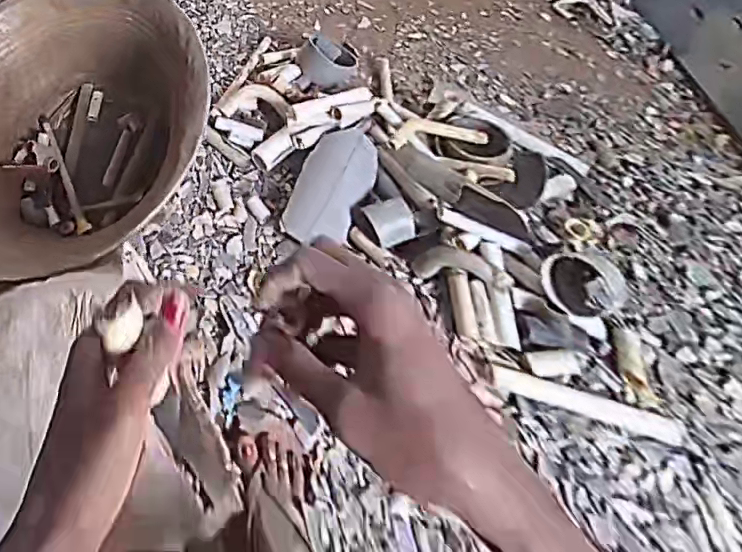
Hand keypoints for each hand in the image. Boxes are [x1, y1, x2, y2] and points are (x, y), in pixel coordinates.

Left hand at [0, 284, 189, 551]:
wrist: (59, 531)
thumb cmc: (83, 470)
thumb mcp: (127, 404)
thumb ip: (152, 354)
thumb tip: (174, 306)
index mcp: (90, 352)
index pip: (127, 302)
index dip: (160, 293)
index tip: (191, 292)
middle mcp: (92, 366)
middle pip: (131, 325)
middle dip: (164, 314)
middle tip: (196, 310)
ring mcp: (99, 392)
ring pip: (135, 352)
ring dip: (163, 342)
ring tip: (191, 339)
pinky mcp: (107, 418)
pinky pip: (136, 379)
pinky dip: (158, 372)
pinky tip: (169, 381)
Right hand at [249, 241, 593, 551]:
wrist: (483, 480)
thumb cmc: (425, 444)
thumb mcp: (345, 407)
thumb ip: (295, 368)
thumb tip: (261, 346)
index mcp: (376, 301)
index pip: (309, 261)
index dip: (276, 281)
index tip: (259, 311)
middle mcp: (387, 297)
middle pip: (323, 267)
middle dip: (290, 293)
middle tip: (271, 327)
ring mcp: (396, 316)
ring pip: (335, 291)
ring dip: (305, 313)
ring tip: (288, 351)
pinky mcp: (399, 337)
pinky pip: (351, 315)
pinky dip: (326, 331)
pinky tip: (314, 366)